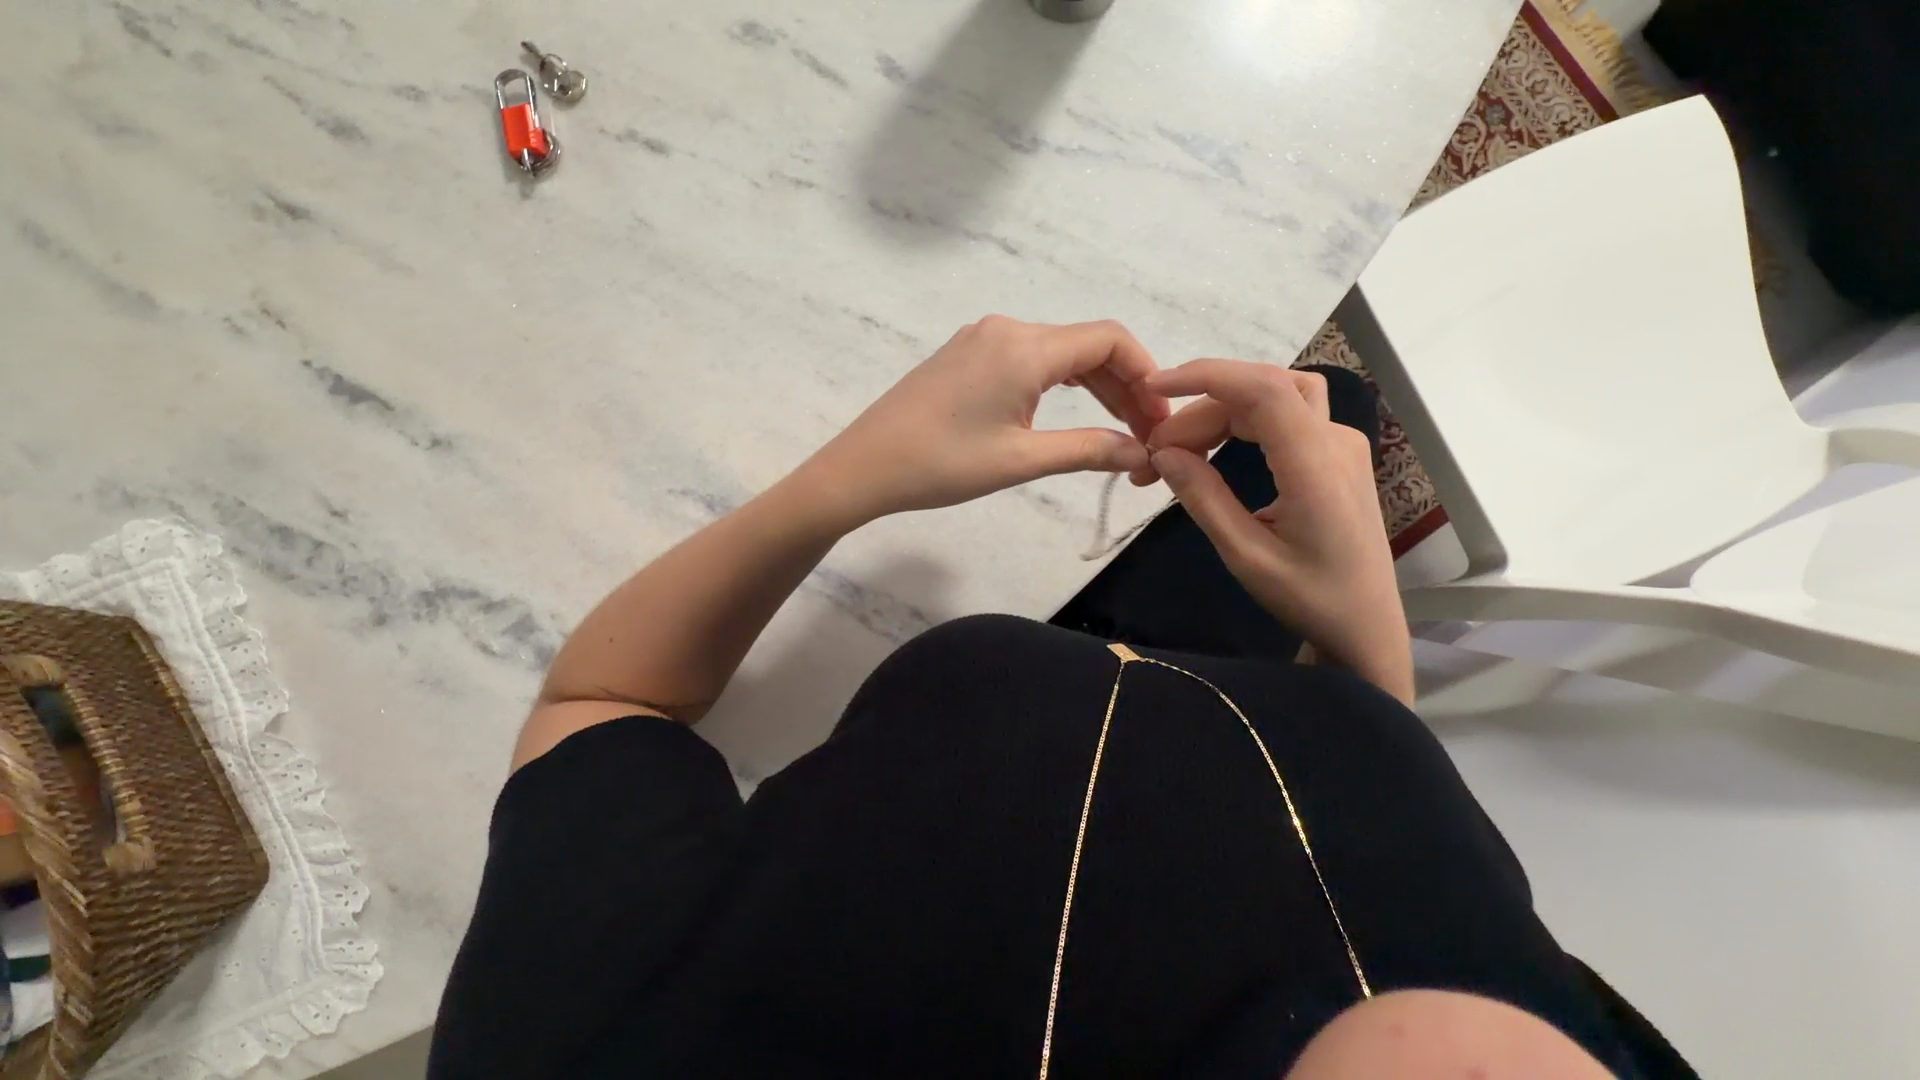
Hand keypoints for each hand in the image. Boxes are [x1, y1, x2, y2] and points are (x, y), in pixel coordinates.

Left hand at [802, 316, 1170, 524]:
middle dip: (1125, 387)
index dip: (1146, 374)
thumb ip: (1088, 451)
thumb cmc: (941, 465)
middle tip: (1148, 437)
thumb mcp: (1020, 461)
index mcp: (1025, 347)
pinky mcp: (967, 355)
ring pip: (1059, 353)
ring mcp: (983, 339)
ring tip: (1120, 431)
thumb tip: (1142, 455)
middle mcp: (1008, 329)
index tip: (1162, 418)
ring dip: (1095, 388)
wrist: (863, 466)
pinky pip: (1030, 359)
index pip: (1109, 340)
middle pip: (1087, 345)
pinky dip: (1060, 384)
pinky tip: (1073, 414)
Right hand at [1143, 360, 1413, 705]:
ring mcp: (1341, 444)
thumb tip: (1162, 453)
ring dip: (1219, 413)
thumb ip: (1204, 498)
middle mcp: (1335, 441)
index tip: (1154, 387)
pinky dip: (1241, 422)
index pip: (1261, 389)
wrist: (1366, 625)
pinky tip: (1213, 448)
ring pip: (1273, 398)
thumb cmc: (1309, 598)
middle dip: (1198, 411)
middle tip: (1154, 455)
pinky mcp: (1336, 454)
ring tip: (1177, 452)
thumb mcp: (1246, 556)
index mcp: (1316, 467)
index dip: (1205, 375)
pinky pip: (1284, 417)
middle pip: (1260, 392)